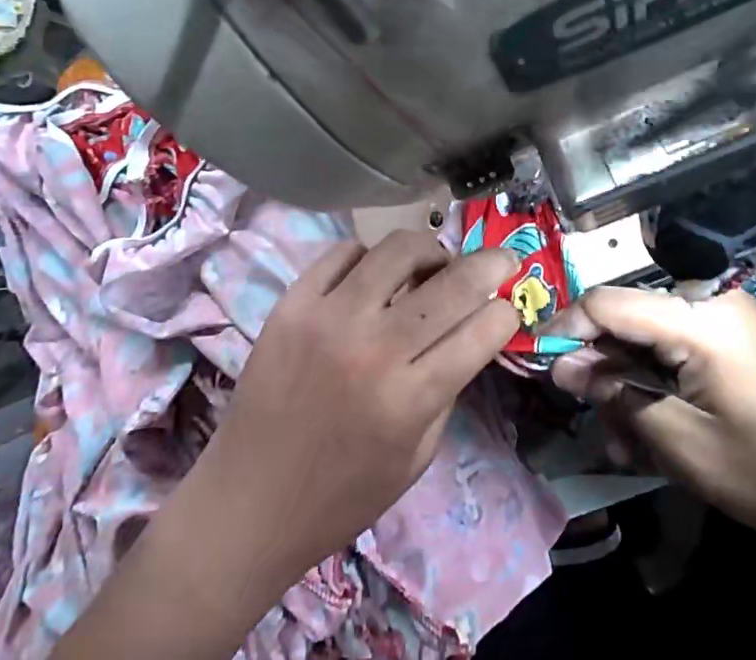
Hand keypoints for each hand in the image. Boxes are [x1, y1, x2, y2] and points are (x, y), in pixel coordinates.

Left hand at [190, 232, 519, 583]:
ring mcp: (328, 320)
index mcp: (411, 398)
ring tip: (434, 265)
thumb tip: (472, 331)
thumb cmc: (343, 494)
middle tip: (501, 262)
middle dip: (492, 265)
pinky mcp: (291, 306)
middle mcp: (374, 350)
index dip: (507, 313)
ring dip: (432, 250)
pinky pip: (344, 253)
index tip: (508, 309)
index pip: (484, 329)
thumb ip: (450, 389)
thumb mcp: (419, 456)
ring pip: (399, 249)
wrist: (247, 505)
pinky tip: (377, 275)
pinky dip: (372, 256)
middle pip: (453, 282)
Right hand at [546, 287, 755, 570]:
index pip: (606, 301)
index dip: (565, 330)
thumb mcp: (687, 446)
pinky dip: (663, 384)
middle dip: (602, 369)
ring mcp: (729, 317)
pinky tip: (663, 431)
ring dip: (632, 385)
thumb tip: (564, 365)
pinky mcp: (741, 337)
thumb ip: (619, 396)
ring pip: (652, 339)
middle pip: (629, 318)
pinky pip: (682, 349)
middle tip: (596, 427)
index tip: (537, 368)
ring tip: (633, 444)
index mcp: (698, 315)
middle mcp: (711, 299)